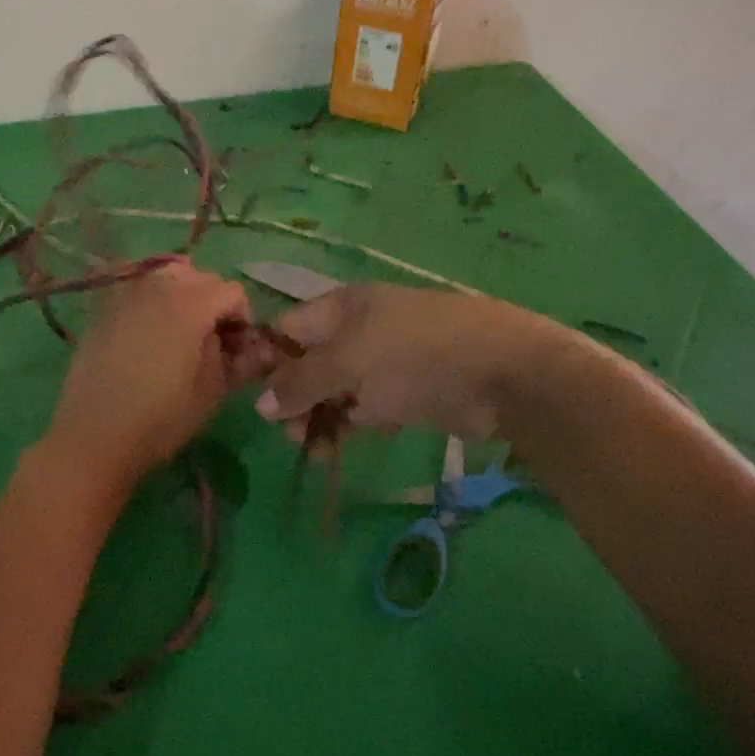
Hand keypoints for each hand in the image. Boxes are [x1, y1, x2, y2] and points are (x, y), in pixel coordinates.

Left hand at [44, 259, 258, 483]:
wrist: (93, 436)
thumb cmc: (159, 421)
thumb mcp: (210, 394)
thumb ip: (233, 358)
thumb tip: (238, 341)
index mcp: (190, 306)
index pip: (231, 291)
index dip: (241, 317)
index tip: (236, 347)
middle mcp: (158, 288)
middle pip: (200, 276)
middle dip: (214, 302)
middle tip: (211, 340)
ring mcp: (126, 293)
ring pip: (167, 274)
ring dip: (182, 293)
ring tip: (180, 330)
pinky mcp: (104, 306)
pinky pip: (137, 284)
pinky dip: (152, 295)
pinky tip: (149, 327)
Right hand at [254, 282, 562, 441]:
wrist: (502, 372)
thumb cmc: (415, 353)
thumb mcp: (348, 362)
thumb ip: (301, 383)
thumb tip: (260, 406)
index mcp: (341, 306)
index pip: (288, 327)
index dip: (268, 358)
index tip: (252, 396)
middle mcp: (358, 329)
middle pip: (310, 361)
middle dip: (293, 395)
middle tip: (287, 432)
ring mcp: (383, 361)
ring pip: (335, 389)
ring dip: (318, 416)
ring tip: (312, 449)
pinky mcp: (405, 392)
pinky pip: (363, 407)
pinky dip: (348, 425)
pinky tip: (337, 447)